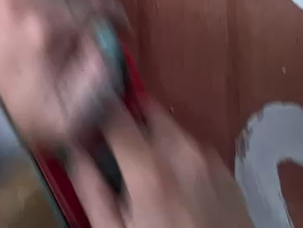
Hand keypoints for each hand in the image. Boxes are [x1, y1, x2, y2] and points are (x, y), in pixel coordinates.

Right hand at [70, 106, 251, 227]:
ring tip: (150, 179)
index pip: (114, 111)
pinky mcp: (227, 174)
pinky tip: (178, 190)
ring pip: (170, 130)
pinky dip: (180, 158)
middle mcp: (182, 153)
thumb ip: (91, 189)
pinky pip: (193, 150)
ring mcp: (209, 162)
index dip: (98, 112)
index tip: (90, 123)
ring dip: (156, 142)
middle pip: (145, 113)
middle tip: (121, 157)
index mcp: (149, 169)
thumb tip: (75, 152)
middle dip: (130, 127)